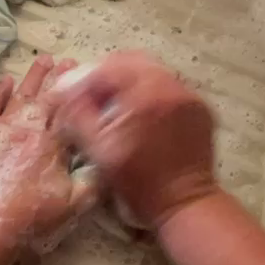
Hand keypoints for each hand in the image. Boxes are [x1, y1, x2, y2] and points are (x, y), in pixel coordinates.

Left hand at [0, 55, 99, 263]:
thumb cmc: (26, 220)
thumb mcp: (71, 207)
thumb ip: (93, 182)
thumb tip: (107, 162)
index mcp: (51, 142)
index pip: (69, 109)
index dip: (80, 92)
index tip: (89, 75)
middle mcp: (25, 128)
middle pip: (45, 97)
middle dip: (59, 79)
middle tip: (70, 61)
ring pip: (19, 96)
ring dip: (32, 78)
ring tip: (44, 60)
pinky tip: (5, 81)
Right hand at [47, 51, 221, 228]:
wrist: (185, 204)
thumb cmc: (139, 183)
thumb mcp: (100, 151)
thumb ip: (79, 114)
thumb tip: (64, 89)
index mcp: (146, 94)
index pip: (109, 66)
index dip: (87, 78)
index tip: (76, 94)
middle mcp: (171, 86)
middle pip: (132, 61)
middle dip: (109, 75)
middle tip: (95, 97)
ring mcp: (189, 96)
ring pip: (152, 71)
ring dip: (130, 82)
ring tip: (117, 106)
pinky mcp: (200, 107)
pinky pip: (170, 87)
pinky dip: (151, 92)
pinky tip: (142, 114)